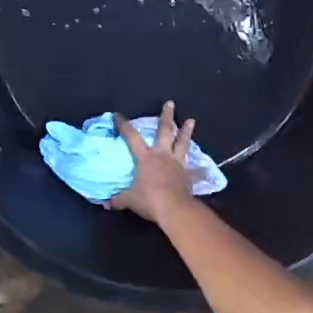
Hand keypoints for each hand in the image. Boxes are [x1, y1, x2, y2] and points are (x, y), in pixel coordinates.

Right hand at [107, 101, 199, 223]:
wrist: (174, 208)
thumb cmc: (149, 199)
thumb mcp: (129, 200)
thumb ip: (118, 199)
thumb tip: (105, 203)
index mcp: (146, 158)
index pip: (132, 138)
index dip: (124, 126)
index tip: (118, 115)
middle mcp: (163, 155)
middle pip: (165, 131)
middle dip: (166, 116)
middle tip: (170, 103)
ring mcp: (178, 163)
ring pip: (182, 143)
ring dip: (186, 131)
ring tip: (191, 120)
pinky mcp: (189, 174)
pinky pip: (196, 170)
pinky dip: (200, 169)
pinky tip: (207, 168)